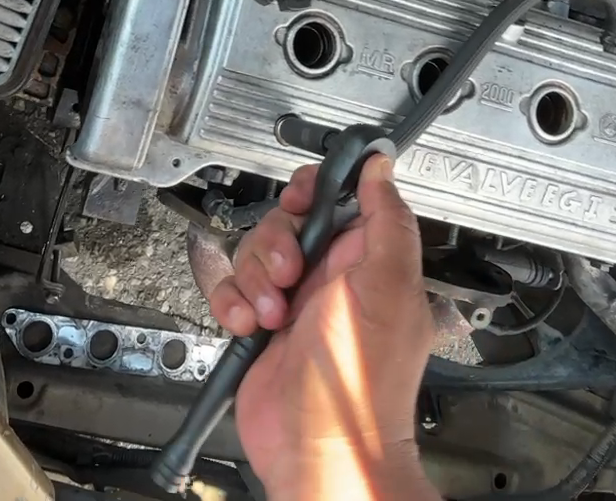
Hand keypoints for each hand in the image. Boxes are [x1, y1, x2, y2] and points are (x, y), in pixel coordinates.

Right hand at [206, 155, 438, 500]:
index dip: (311, 190)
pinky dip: (233, 303)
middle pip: (283, 223)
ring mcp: (290, 300)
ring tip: (273, 314)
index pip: (333, 199)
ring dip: (254, 280)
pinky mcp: (257, 324)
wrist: (320, 449)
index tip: (300, 199)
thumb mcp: (385, 285)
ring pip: (252, 254)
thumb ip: (386, 220)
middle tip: (290, 275)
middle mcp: (326, 276)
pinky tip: (250, 326)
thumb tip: (381, 166)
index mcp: (363, 260)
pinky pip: (230, 291)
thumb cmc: (362, 376)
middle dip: (275, 243)